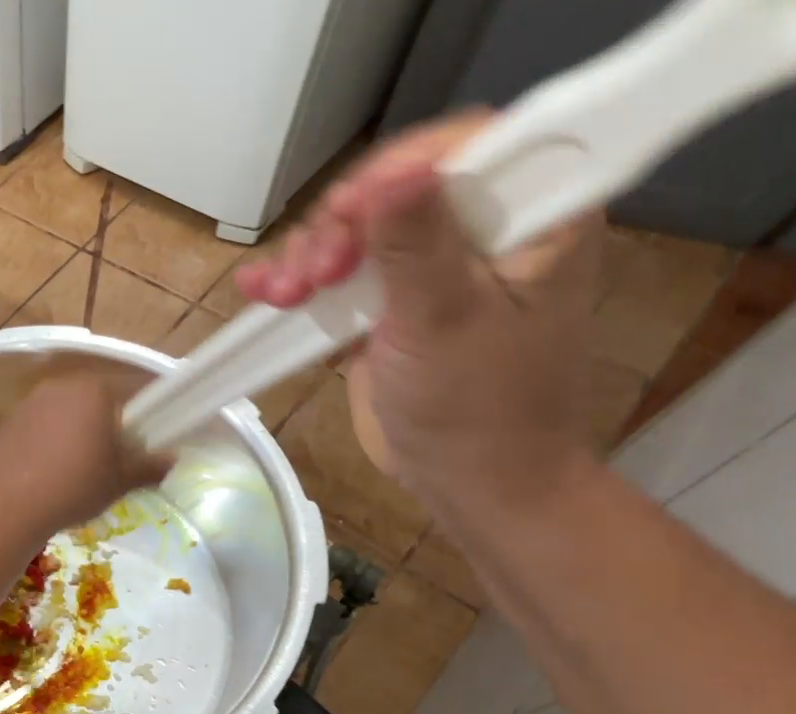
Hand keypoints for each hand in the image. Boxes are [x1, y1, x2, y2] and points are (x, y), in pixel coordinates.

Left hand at [0, 375, 168, 539]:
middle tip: (108, 462)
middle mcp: (59, 387)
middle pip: (93, 402)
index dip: (139, 421)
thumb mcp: (119, 482)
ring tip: (73, 473)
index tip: (139, 447)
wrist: (4, 507)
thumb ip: (148, 467)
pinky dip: (44, 445)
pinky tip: (43, 475)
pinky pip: (36, 429)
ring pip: (62, 415)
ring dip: (72, 435)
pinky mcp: (4, 424)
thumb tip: (171, 460)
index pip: (129, 395)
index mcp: (94, 390)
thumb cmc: (72, 488)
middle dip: (104, 426)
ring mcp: (27, 403)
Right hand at [235, 112, 606, 511]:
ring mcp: (429, 268)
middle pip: (395, 189)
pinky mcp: (389, 303)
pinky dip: (298, 281)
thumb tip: (398, 171)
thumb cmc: (476, 408)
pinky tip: (263, 292)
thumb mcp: (444, 323)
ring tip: (281, 296)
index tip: (349, 209)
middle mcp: (481, 232)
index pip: (469, 149)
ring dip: (308, 256)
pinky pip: (339, 274)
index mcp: (532, 220)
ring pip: (357, 231)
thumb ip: (418, 247)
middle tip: (314, 274)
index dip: (401, 167)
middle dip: (340, 225)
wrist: (465, 480)